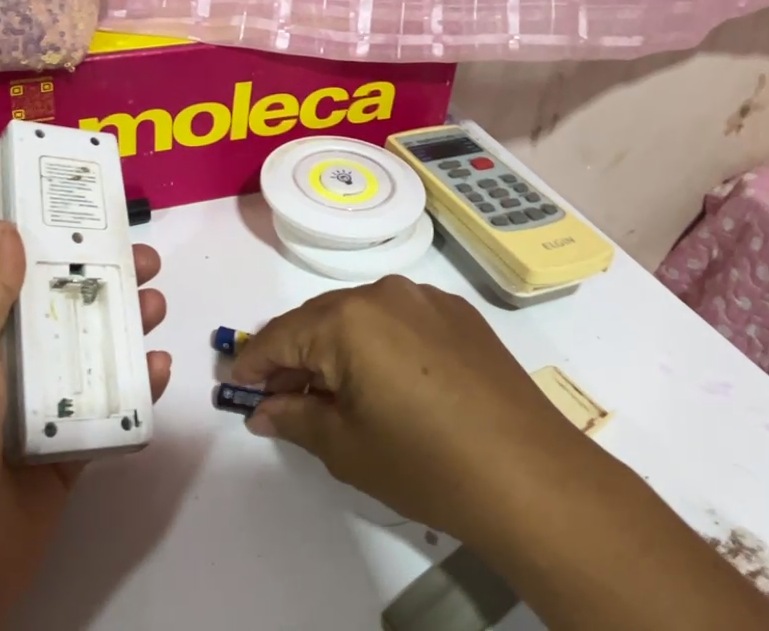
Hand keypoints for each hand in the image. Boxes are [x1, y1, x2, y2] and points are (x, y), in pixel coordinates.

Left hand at [0, 201, 169, 630]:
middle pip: (55, 301)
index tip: (72, 194)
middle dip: (97, 271)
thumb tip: (9, 229)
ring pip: (87, 348)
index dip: (29, 225)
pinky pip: (107, 409)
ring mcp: (32, 409)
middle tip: (142, 253)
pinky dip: (136, 386)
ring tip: (157, 300)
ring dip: (124, 320)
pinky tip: (156, 367)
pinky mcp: (64, 453)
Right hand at [230, 274, 579, 546]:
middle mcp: (386, 293)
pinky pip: (402, 320)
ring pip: (363, 316)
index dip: (255, 362)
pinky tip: (386, 381)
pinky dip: (380, 343)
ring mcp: (429, 300)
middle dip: (296, 355)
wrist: (530, 475)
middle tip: (281, 396)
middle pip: (321, 318)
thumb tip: (264, 409)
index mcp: (348, 319)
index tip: (238, 384)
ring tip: (334, 391)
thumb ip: (295, 418)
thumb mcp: (346, 447)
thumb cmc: (425, 463)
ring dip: (339, 347)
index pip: (282, 335)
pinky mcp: (461, 316)